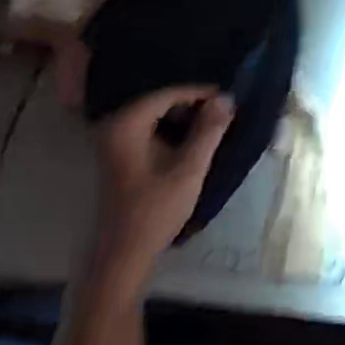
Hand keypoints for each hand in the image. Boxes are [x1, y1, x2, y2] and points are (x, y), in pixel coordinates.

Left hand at [90, 85, 233, 288]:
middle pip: (159, 102)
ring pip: (156, 117)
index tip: (229, 98)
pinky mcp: (121, 156)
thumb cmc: (156, 209)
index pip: (167, 94)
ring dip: (186, 118)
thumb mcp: (190, 168)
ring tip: (216, 122)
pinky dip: (174, 131)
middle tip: (226, 110)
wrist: (125, 251)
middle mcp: (114, 127)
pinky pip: (151, 130)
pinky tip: (195, 140)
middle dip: (193, 104)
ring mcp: (114, 142)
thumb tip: (227, 98)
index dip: (200, 93)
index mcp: (125, 126)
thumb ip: (209, 131)